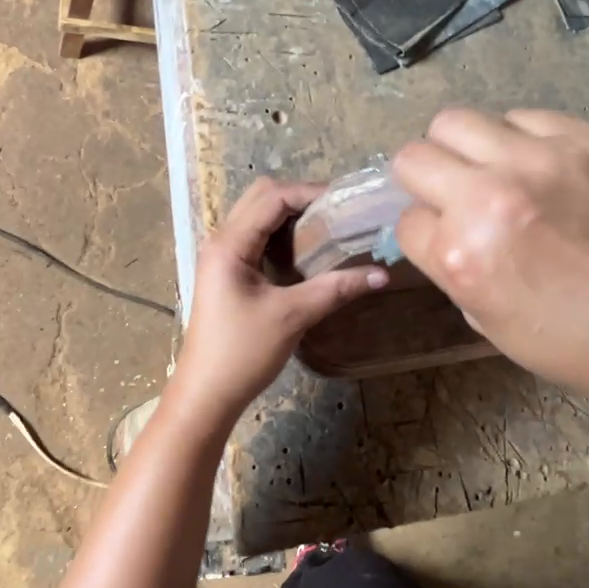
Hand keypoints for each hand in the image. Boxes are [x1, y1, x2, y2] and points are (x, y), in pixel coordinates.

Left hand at [168, 179, 387, 425]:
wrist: (206, 393)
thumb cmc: (243, 353)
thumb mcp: (293, 316)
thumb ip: (336, 288)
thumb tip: (382, 274)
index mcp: (229, 244)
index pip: (272, 198)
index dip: (309, 193)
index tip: (346, 204)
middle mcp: (221, 241)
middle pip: (262, 198)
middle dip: (300, 198)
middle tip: (338, 214)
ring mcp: (221, 257)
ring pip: (257, 216)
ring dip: (290, 215)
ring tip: (328, 228)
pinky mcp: (227, 273)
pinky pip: (255, 237)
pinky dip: (281, 234)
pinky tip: (307, 251)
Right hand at [391, 109, 588, 423]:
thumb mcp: (497, 327)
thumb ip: (455, 270)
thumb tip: (439, 230)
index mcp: (464, 257)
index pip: (405, 221)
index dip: (425, 232)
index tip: (448, 239)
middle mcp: (490, 197)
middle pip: (414, 157)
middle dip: (425, 180)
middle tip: (458, 198)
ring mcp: (539, 159)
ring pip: (456, 121)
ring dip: (464, 149)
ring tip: (496, 172)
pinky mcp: (584, 137)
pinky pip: (521, 117)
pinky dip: (518, 139)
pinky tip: (544, 167)